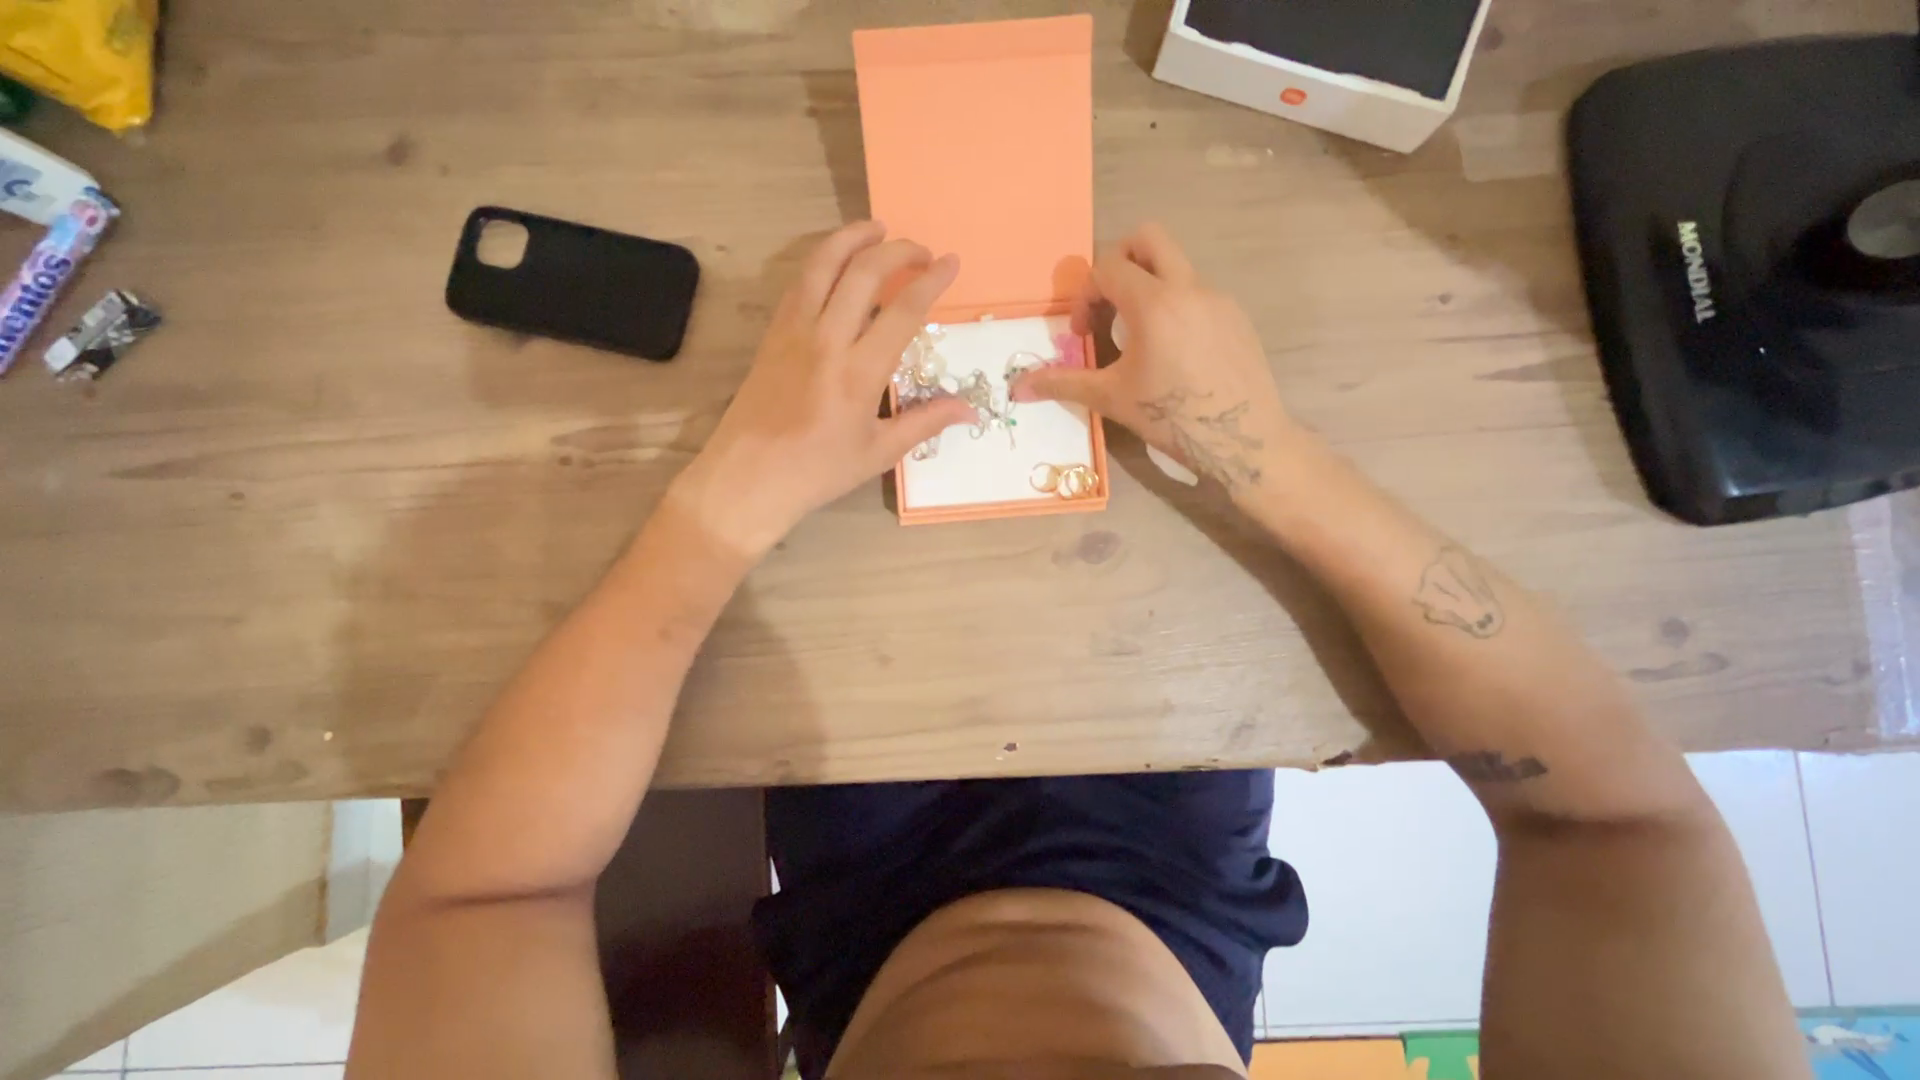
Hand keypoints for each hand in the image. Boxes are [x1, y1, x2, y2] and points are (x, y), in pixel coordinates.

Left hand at [674, 221, 975, 556]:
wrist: (748, 477)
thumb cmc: (818, 470)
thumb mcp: (879, 453)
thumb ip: (926, 422)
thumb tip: (971, 410)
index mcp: (860, 372)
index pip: (903, 310)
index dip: (932, 280)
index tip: (950, 263)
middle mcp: (827, 340)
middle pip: (865, 273)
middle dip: (898, 251)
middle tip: (920, 249)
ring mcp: (794, 332)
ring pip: (823, 265)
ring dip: (852, 239)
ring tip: (877, 229)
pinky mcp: (773, 334)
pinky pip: (799, 284)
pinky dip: (821, 263)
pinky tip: (835, 263)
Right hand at [1010, 223, 1300, 499]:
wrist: (1245, 439)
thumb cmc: (1172, 418)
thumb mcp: (1112, 399)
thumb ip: (1064, 383)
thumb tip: (1018, 388)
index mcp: (1154, 303)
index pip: (1108, 266)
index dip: (1085, 294)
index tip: (1084, 333)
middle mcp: (1189, 288)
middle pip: (1148, 237)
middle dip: (1119, 259)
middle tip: (1109, 300)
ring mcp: (1218, 299)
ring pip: (1175, 266)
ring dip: (1148, 286)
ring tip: (1138, 336)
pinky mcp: (1236, 316)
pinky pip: (1197, 293)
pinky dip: (1175, 307)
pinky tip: (1172, 353)